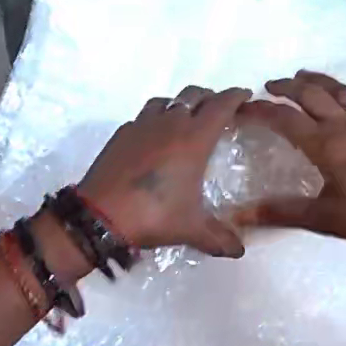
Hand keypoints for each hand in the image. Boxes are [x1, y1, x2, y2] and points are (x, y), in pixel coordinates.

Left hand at [78, 86, 252, 256]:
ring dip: (180, 104)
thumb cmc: (154, 215)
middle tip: (218, 108)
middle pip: (193, 95)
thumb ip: (218, 238)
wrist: (100, 214)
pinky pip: (143, 117)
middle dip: (209, 97)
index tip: (245, 95)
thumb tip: (239, 251)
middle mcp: (169, 123)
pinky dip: (155, 120)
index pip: (221, 105)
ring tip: (185, 118)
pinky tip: (154, 138)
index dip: (235, 96)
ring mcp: (142, 125)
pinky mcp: (121, 134)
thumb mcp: (191, 229)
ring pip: (166, 101)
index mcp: (194, 138)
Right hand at [235, 65, 345, 252]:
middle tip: (270, 85)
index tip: (243, 107)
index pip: (284, 120)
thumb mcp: (324, 218)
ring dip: (322, 81)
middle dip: (287, 88)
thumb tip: (239, 214)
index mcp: (325, 145)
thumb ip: (281, 212)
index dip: (261, 111)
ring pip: (343, 93)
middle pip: (311, 97)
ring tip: (303, 74)